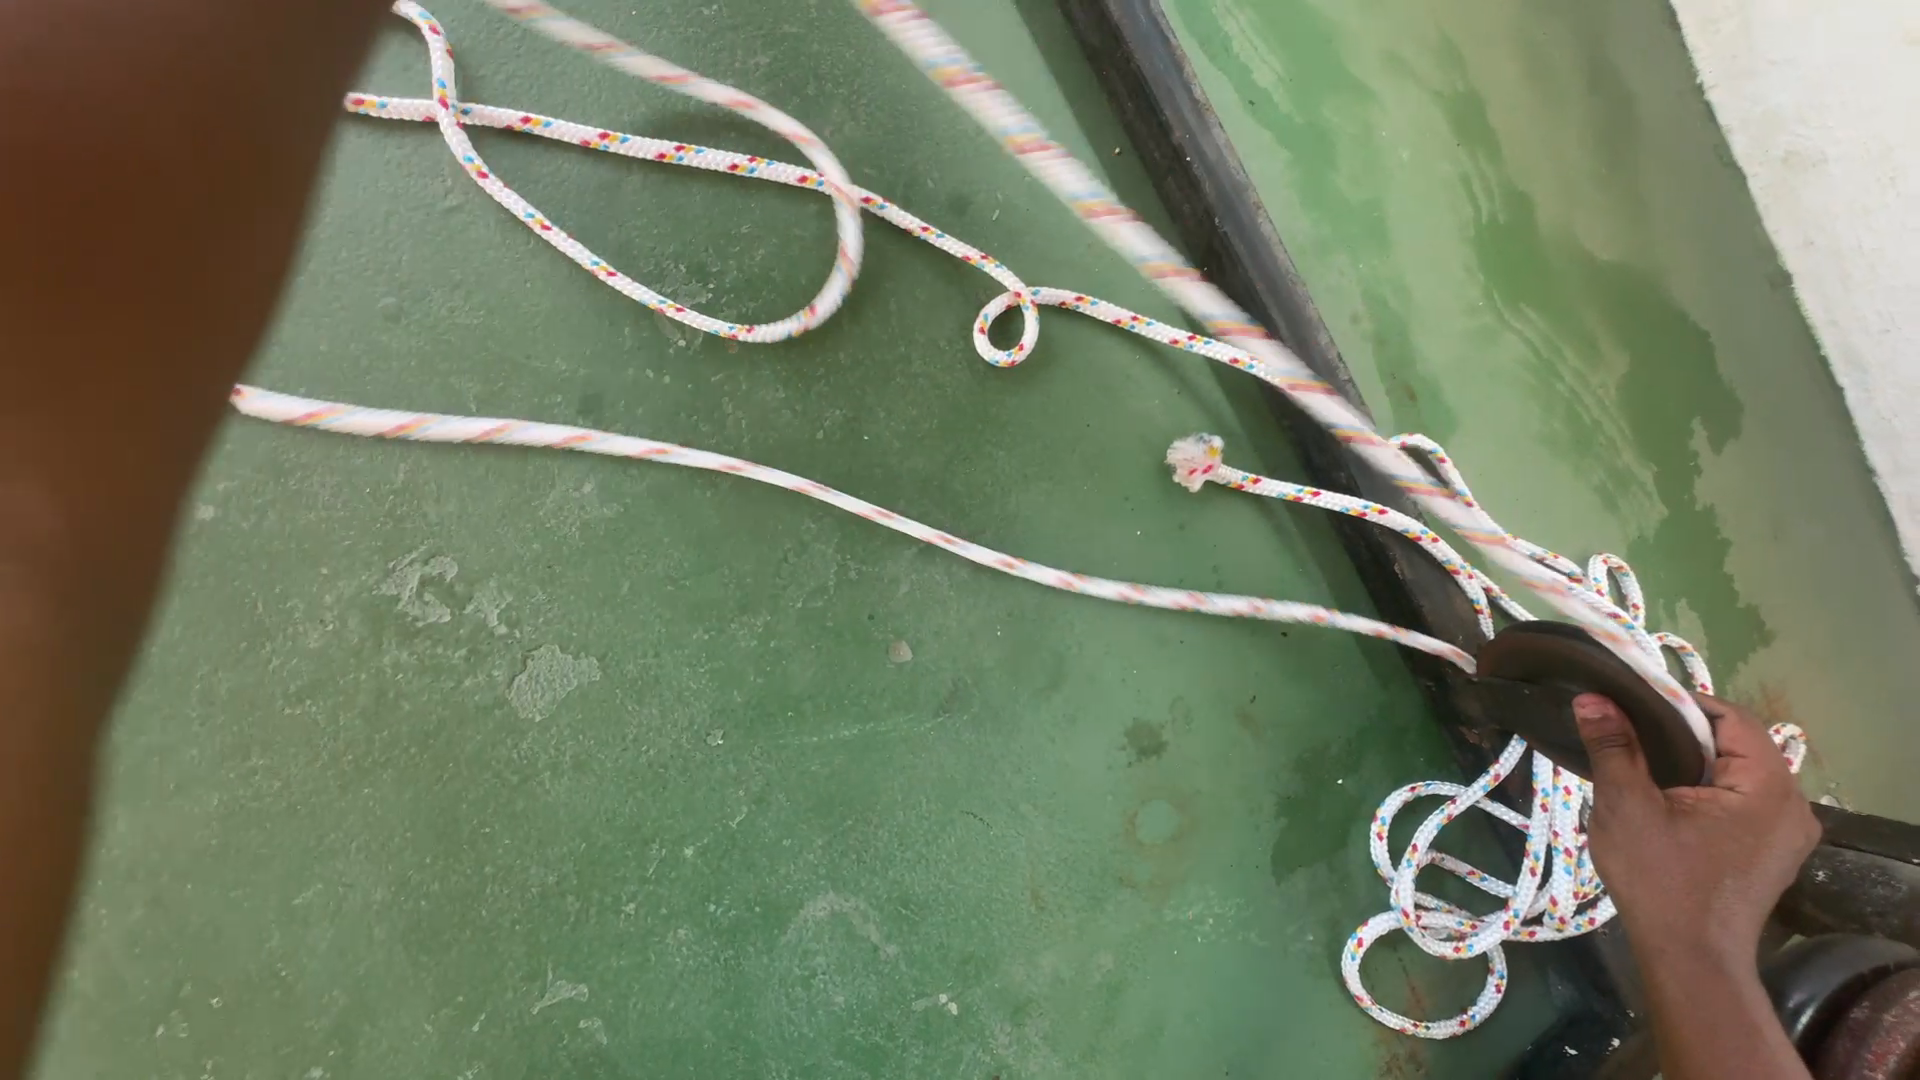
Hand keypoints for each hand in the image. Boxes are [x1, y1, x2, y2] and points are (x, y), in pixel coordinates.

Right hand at [1574, 692, 1820, 963]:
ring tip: (1633, 755)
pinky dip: (1698, 782)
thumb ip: (1614, 747)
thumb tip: (1592, 697)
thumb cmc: (1658, 875)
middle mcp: (1791, 806)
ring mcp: (1784, 831)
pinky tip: (1658, 791)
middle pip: (1737, 743)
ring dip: (1686, 756)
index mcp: (1766, 790)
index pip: (1735, 719)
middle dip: (1678, 729)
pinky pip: (1736, 795)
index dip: (1682, 701)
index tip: (1629, 699)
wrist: (1688, 952)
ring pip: (1734, 770)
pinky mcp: (1767, 848)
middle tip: (1623, 726)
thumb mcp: (1625, 805)